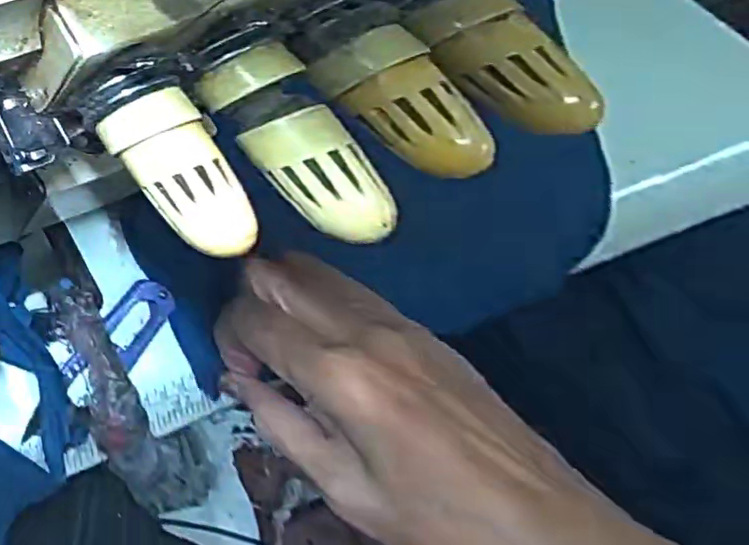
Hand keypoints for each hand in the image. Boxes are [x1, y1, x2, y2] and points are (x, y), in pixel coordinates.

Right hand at [216, 255, 665, 544]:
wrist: (558, 536)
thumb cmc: (442, 521)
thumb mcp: (347, 490)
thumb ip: (277, 425)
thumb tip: (239, 382)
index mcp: (338, 374)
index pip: (249, 317)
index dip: (227, 337)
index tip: (240, 372)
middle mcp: (360, 332)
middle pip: (269, 273)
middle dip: (244, 302)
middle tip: (258, 349)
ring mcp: (395, 324)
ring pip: (305, 266)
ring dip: (278, 292)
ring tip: (288, 338)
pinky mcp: (422, 330)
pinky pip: (347, 286)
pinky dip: (317, 297)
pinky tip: (330, 343)